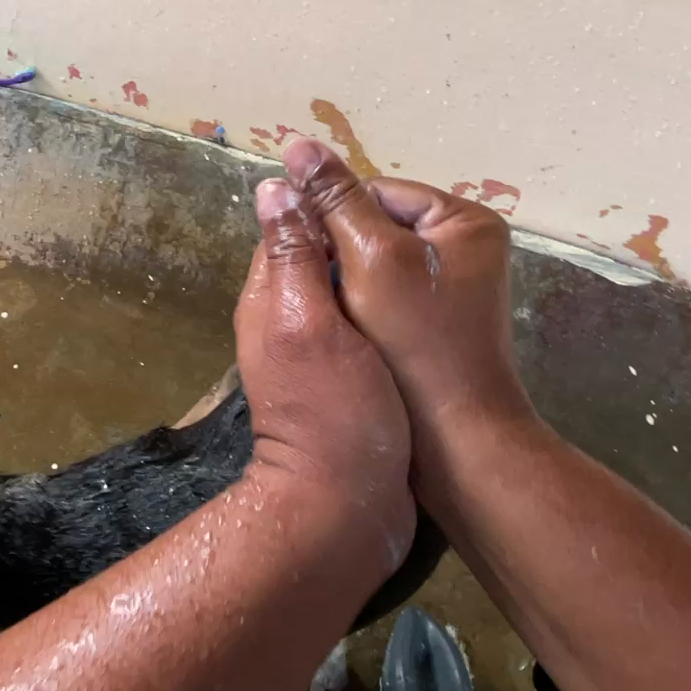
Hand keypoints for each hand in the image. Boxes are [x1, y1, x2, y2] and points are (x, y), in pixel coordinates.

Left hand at [234, 178, 415, 573]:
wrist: (344, 505)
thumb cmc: (330, 407)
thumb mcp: (308, 319)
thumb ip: (292, 254)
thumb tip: (272, 185)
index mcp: (268, 295)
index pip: (290, 227)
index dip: (328, 207)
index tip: (379, 200)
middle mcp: (283, 316)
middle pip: (317, 256)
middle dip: (356, 240)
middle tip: (412, 232)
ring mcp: (312, 350)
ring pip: (342, 291)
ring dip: (373, 274)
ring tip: (422, 263)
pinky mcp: (342, 377)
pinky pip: (361, 325)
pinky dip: (383, 310)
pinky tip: (417, 309)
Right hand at [280, 138, 536, 485]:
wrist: (454, 441)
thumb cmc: (417, 343)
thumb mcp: (371, 258)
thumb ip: (334, 200)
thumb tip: (297, 143)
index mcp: (463, 219)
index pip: (373, 192)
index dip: (333, 220)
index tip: (316, 260)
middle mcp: (461, 244)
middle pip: (370, 224)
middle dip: (339, 252)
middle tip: (322, 288)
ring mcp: (447, 282)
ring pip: (369, 260)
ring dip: (343, 279)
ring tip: (333, 309)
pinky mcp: (432, 316)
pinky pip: (379, 290)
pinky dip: (357, 304)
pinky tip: (346, 326)